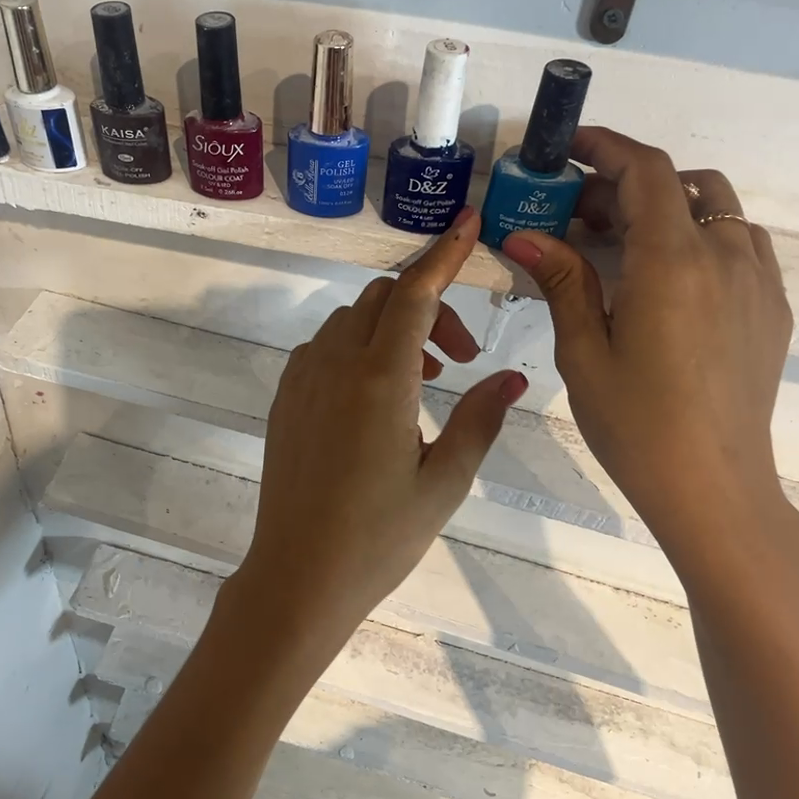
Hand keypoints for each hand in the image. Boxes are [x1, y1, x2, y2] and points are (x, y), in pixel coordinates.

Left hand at [237, 207, 529, 645]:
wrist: (298, 575)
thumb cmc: (379, 537)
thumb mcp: (445, 482)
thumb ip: (480, 419)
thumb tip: (512, 377)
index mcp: (380, 380)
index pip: (416, 293)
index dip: (444, 253)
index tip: (470, 224)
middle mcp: (335, 365)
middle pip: (384, 298)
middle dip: (429, 306)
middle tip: (460, 359)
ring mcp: (303, 379)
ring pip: (352, 320)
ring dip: (393, 329)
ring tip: (424, 382)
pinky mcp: (286, 398)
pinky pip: (325, 346)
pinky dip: (359, 347)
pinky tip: (379, 397)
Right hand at [501, 128, 794, 558]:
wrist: (714, 487)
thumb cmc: (636, 423)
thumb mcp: (584, 351)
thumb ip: (563, 280)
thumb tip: (524, 234)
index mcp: (673, 262)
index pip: (646, 172)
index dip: (606, 147)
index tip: (568, 149)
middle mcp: (726, 257)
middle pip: (681, 184)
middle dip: (624, 184)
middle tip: (573, 215)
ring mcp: (758, 282)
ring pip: (717, 210)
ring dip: (666, 207)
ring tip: (618, 246)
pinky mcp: (771, 309)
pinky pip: (740, 245)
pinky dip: (699, 236)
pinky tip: (665, 279)